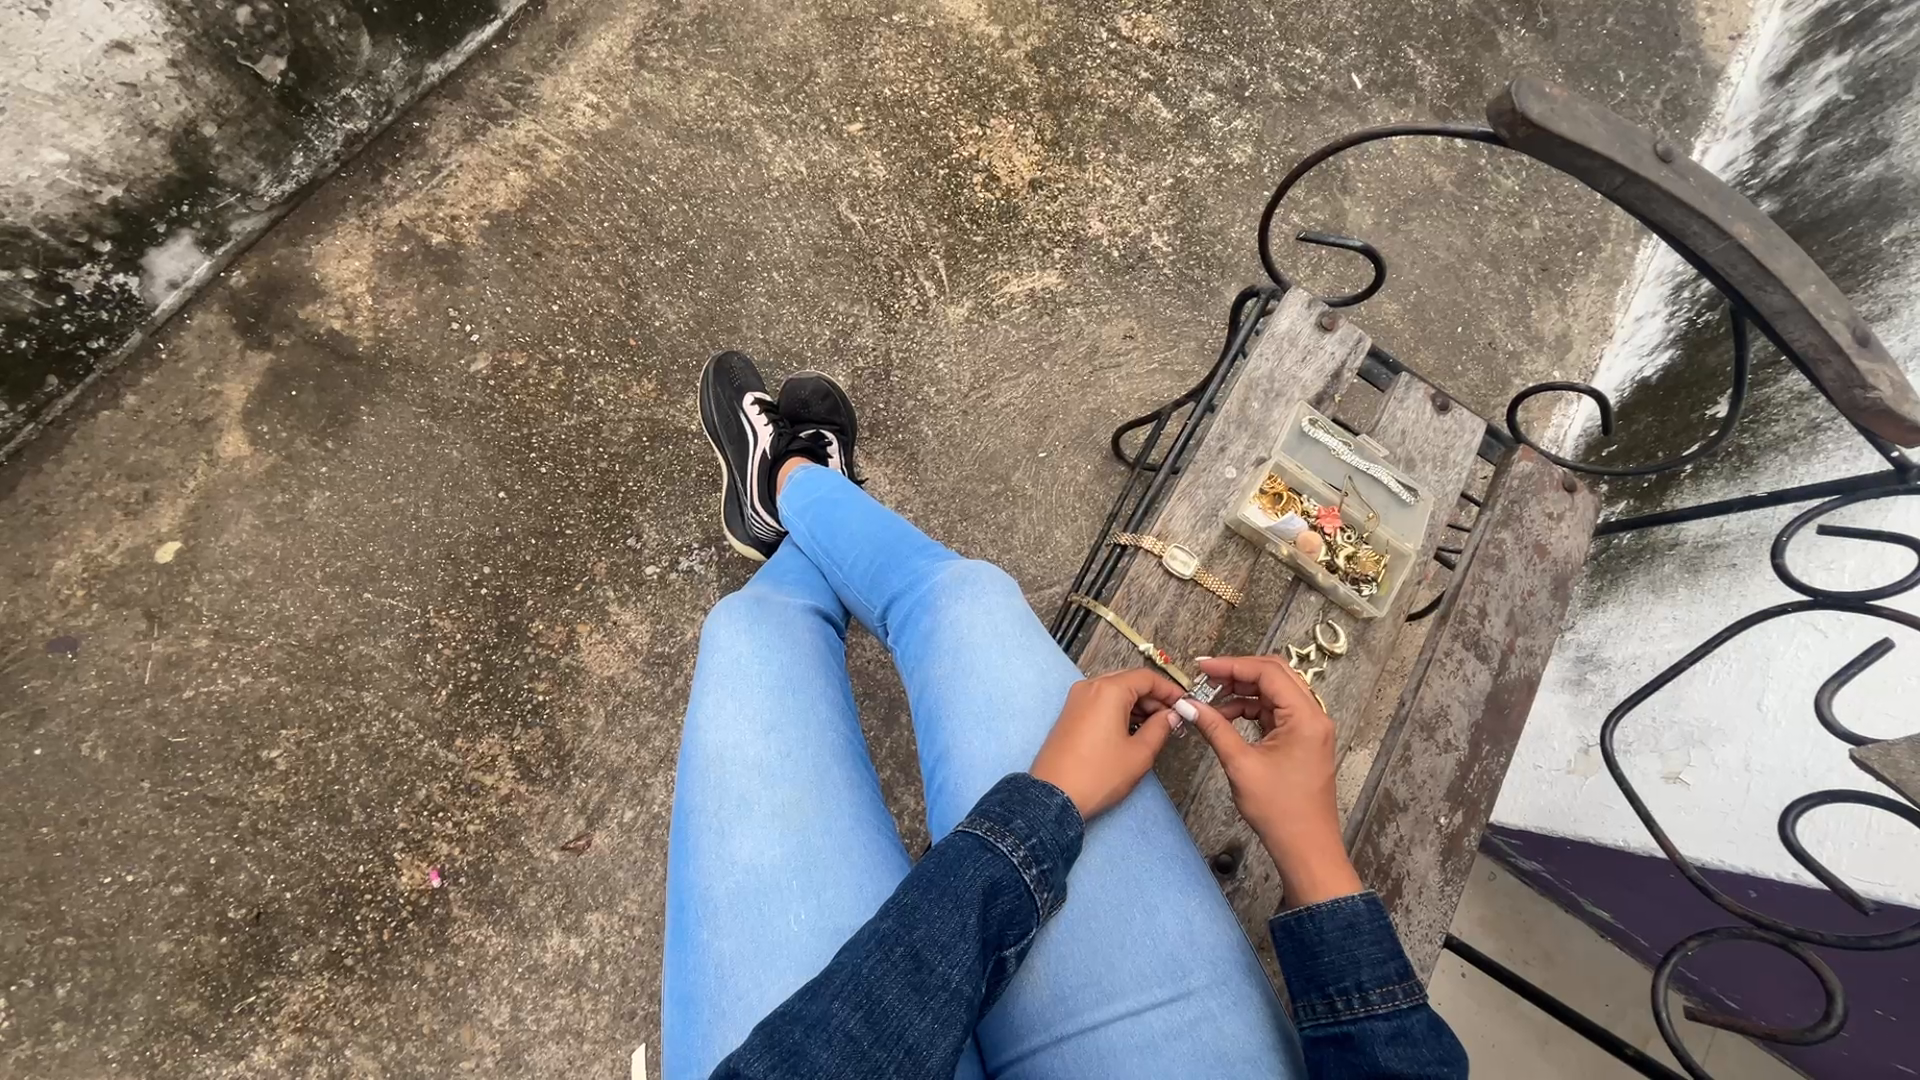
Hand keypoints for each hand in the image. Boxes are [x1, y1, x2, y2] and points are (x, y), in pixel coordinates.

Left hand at [1029, 668, 1184, 820]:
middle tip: (1171, 718)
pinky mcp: (1071, 713)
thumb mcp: (1139, 753)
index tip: (1184, 704)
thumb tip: (1170, 716)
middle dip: (1153, 697)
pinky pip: (1100, 701)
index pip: (1146, 677)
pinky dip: (1119, 710)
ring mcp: (1077, 699)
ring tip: (1155, 728)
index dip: (1169, 690)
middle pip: (1130, 680)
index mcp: (1108, 690)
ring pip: (1115, 691)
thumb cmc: (1096, 775)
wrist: (1054, 795)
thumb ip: (1160, 728)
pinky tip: (1132, 730)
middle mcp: (1089, 687)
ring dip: (1136, 704)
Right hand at [1183, 655, 1362, 907]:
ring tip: (1209, 700)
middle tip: (1204, 677)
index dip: (1231, 665)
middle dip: (1237, 672)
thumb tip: (1186, 704)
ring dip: (1241, 691)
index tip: (1200, 667)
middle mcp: (1313, 715)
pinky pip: (1273, 711)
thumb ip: (1214, 727)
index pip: (1267, 673)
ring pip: (1273, 692)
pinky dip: (1248, 708)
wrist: (1306, 849)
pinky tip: (1224, 717)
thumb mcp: (1240, 764)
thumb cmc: (1278, 810)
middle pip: (1274, 675)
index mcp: (1305, 717)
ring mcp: (1309, 727)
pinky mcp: (1301, 739)